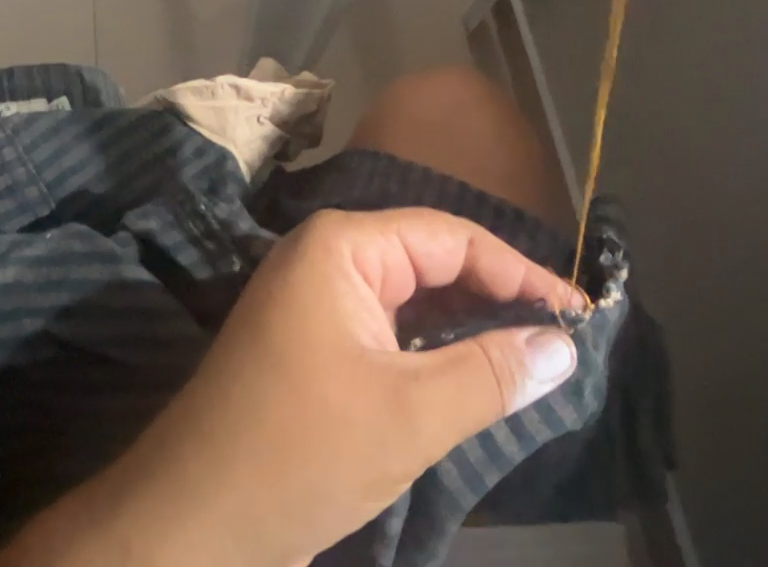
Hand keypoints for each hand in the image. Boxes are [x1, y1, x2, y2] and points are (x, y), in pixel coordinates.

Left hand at [0, 208, 582, 566]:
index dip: (520, 271)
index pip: (451, 238)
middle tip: (559, 338)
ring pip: (409, 298)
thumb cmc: (300, 454)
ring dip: (466, 324)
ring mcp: (314, 303)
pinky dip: (431, 349)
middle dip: (495, 296)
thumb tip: (564, 345)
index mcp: (342, 247)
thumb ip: (492, 373)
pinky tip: (470, 373)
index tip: (577, 312)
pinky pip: (385, 329)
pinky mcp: (311, 345)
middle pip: (430, 260)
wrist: (190, 529)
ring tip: (529, 354)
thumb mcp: (410, 415)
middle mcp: (326, 259)